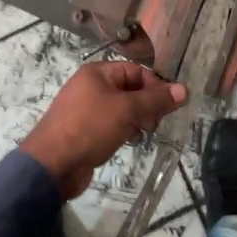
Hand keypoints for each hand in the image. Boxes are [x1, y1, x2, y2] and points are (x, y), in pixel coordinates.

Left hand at [20, 60, 188, 198]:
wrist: (52, 165)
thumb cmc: (89, 128)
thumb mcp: (127, 110)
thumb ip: (156, 100)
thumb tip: (184, 89)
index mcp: (97, 73)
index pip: (135, 70)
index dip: (154, 85)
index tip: (170, 105)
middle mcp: (91, 86)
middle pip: (129, 89)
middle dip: (146, 104)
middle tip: (156, 123)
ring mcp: (86, 109)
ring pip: (121, 108)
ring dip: (136, 119)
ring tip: (144, 133)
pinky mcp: (85, 131)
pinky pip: (111, 124)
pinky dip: (123, 130)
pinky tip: (130, 142)